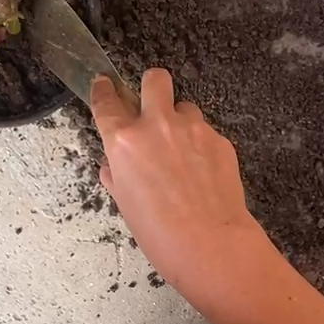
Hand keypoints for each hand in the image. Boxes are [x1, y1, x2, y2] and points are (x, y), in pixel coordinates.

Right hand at [89, 69, 267, 289]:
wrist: (209, 243)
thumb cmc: (160, 233)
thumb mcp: (125, 203)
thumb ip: (117, 174)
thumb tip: (114, 165)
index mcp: (124, 141)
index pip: (106, 102)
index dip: (104, 90)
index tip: (105, 85)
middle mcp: (157, 126)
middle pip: (154, 80)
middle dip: (152, 87)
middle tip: (153, 107)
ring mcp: (192, 129)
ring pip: (185, 107)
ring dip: (181, 122)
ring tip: (184, 153)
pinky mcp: (219, 139)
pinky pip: (207, 132)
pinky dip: (202, 145)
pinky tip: (203, 173)